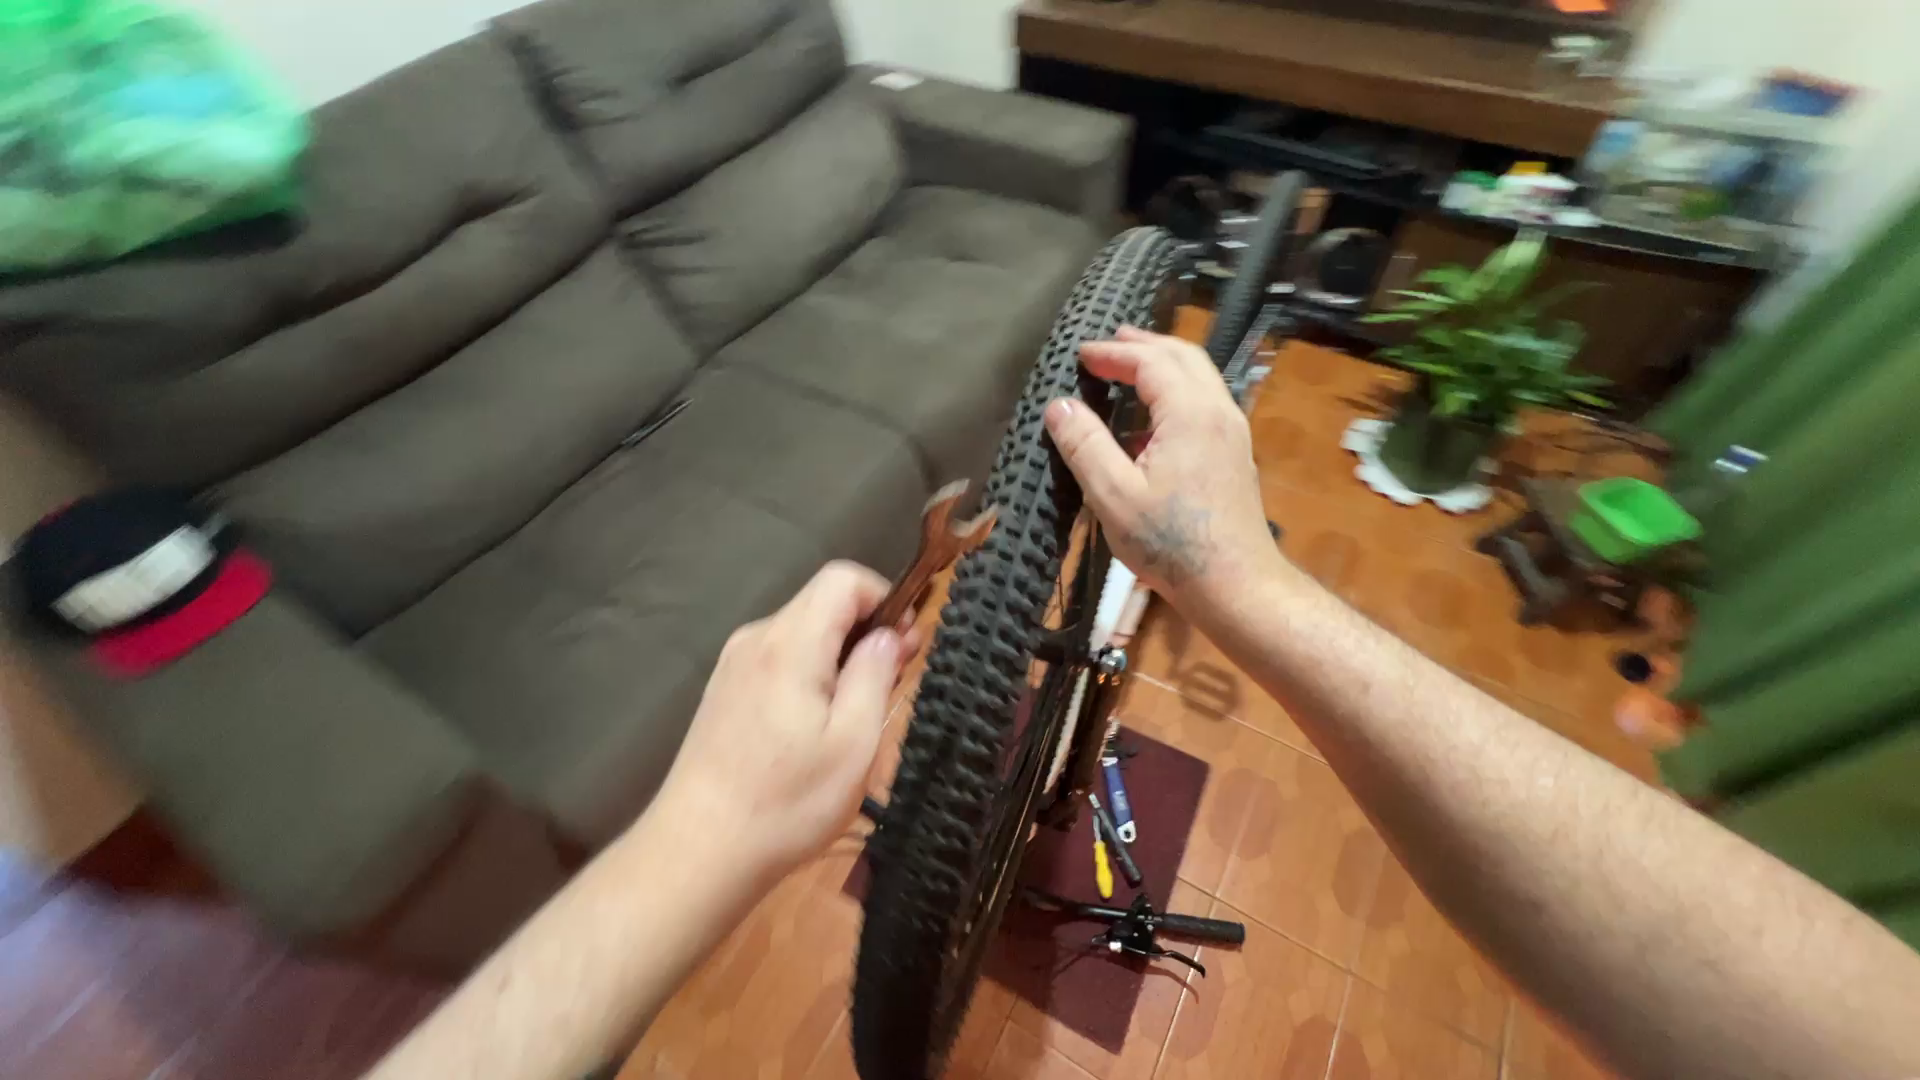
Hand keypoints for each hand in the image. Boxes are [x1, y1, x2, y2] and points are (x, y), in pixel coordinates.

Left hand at [655, 561, 913, 881]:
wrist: (697, 854)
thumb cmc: (787, 802)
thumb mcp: (853, 743)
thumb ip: (875, 674)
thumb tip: (888, 633)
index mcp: (789, 644)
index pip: (843, 579)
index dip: (884, 598)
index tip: (904, 646)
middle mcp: (756, 639)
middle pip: (823, 603)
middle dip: (866, 631)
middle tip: (892, 684)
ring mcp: (734, 664)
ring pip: (803, 632)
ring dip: (841, 656)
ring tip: (857, 713)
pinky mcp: (725, 690)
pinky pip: (781, 658)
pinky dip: (811, 672)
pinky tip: (817, 725)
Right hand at [1044, 327, 1282, 618]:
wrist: (1235, 585)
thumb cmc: (1171, 542)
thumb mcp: (1113, 495)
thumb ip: (1085, 445)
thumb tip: (1059, 405)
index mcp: (1190, 413)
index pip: (1150, 361)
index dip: (1113, 352)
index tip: (1081, 353)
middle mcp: (1218, 412)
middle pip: (1184, 357)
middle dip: (1144, 345)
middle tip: (1110, 343)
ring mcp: (1232, 434)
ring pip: (1199, 379)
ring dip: (1162, 366)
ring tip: (1129, 369)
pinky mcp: (1234, 456)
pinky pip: (1204, 404)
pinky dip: (1175, 392)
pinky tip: (1150, 422)